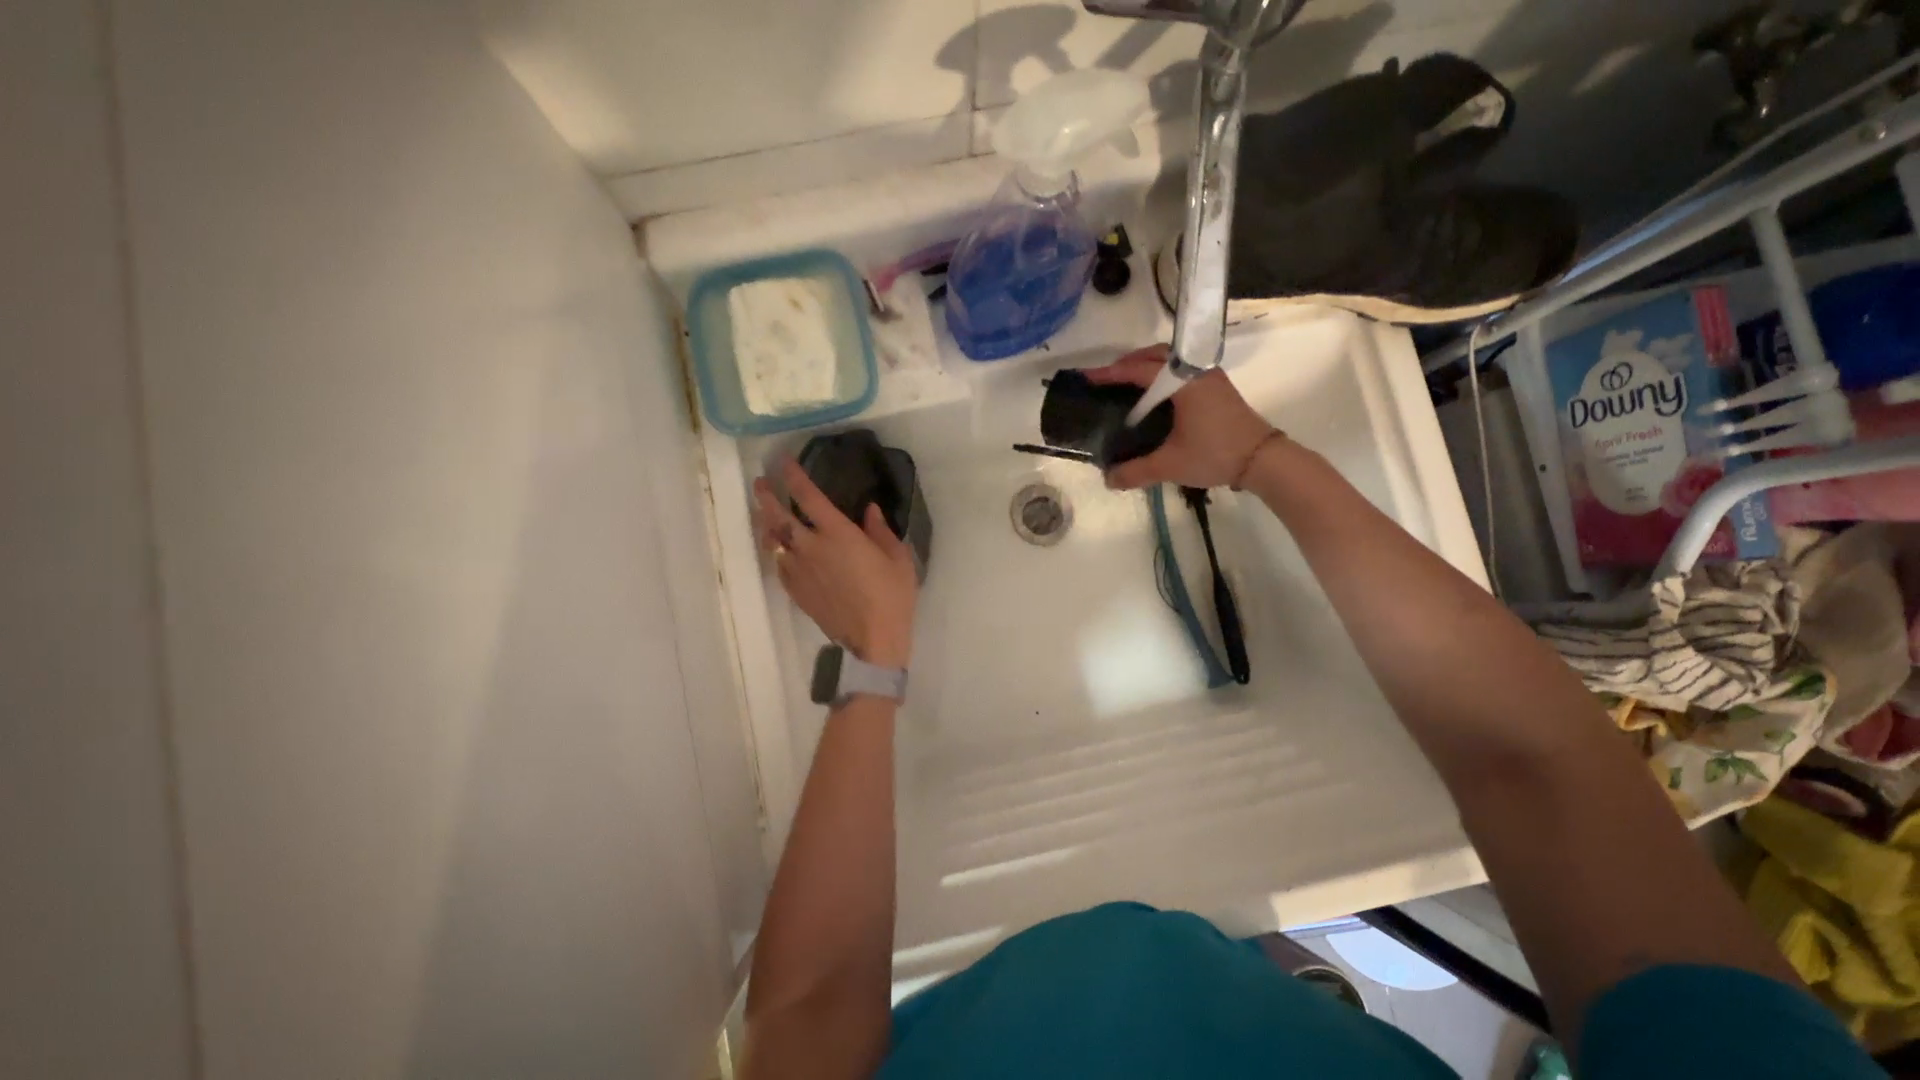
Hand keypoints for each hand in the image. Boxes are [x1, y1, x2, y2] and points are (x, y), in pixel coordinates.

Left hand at [754, 459, 918, 668]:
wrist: (873, 640)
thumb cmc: (892, 595)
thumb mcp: (897, 557)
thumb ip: (880, 530)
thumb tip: (869, 510)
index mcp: (838, 534)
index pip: (808, 497)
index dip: (794, 476)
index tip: (785, 462)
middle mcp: (811, 547)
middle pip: (778, 517)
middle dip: (767, 497)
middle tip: (761, 483)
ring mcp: (799, 571)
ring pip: (774, 542)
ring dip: (768, 525)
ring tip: (765, 515)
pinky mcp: (796, 592)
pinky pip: (780, 566)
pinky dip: (778, 553)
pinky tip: (781, 551)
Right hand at [1082, 345, 1280, 490]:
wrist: (1262, 459)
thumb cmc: (1215, 454)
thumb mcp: (1170, 465)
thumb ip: (1136, 471)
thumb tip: (1108, 479)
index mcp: (1182, 382)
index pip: (1139, 370)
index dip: (1110, 373)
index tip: (1088, 377)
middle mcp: (1196, 371)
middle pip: (1156, 355)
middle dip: (1129, 363)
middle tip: (1107, 379)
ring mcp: (1210, 377)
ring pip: (1171, 361)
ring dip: (1147, 367)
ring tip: (1127, 385)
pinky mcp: (1218, 388)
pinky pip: (1182, 370)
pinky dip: (1163, 375)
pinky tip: (1154, 395)